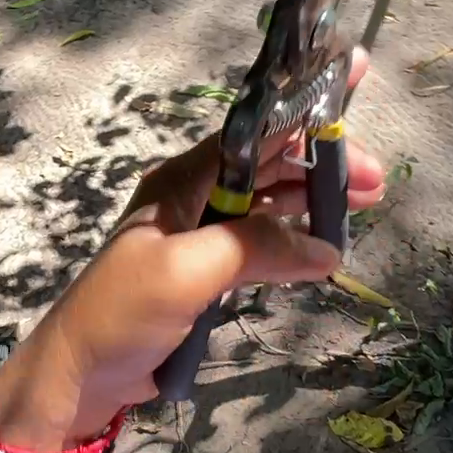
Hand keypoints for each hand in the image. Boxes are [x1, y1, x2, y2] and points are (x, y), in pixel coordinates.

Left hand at [0, 51, 386, 451]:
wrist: (78, 370)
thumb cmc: (122, 312)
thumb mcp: (187, 272)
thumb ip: (253, 248)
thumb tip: (325, 248)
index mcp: (179, 183)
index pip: (249, 132)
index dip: (301, 109)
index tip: (354, 82)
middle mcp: (188, 199)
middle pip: (263, 166)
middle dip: (317, 165)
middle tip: (373, 184)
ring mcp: (195, 236)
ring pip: (262, 204)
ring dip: (308, 202)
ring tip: (361, 207)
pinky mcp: (201, 272)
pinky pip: (254, 243)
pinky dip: (288, 240)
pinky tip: (318, 247)